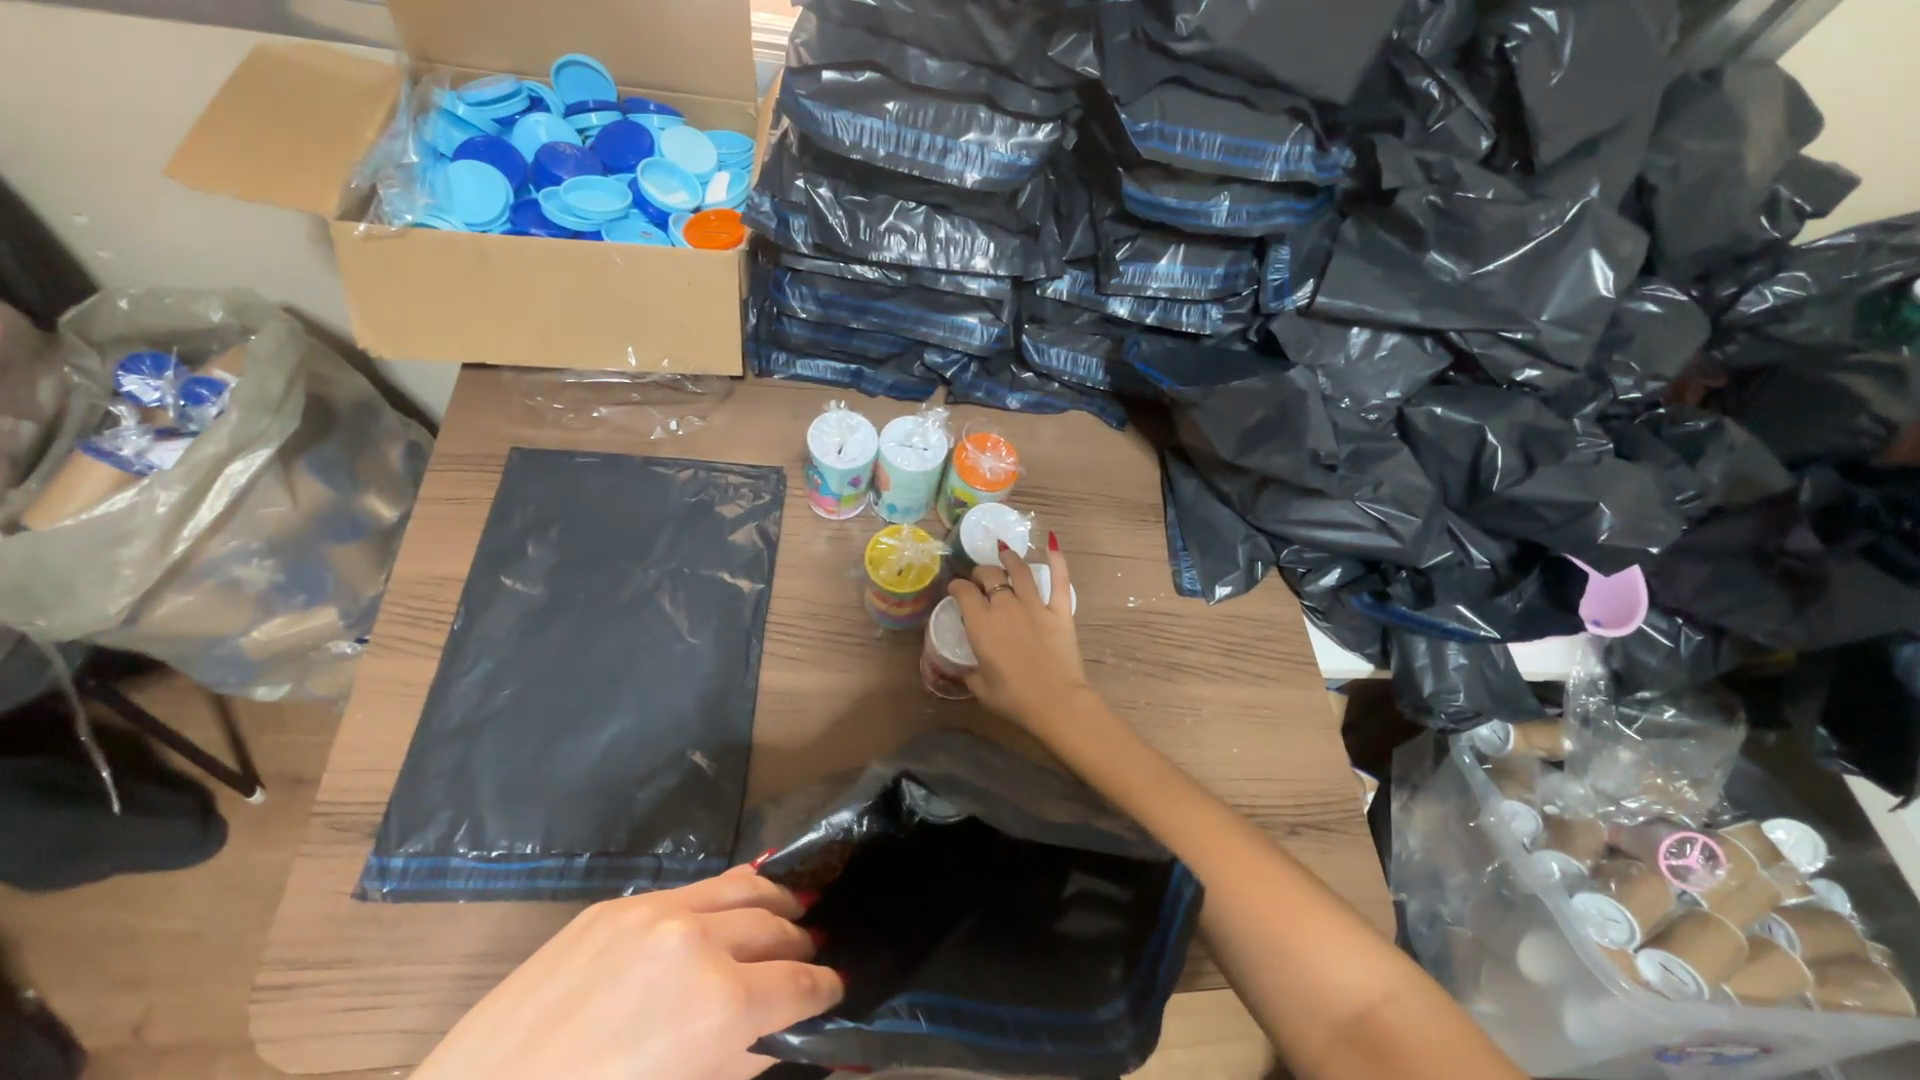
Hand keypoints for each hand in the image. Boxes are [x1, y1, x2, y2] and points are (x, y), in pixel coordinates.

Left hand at [411, 866, 841, 1079]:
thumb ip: (750, 1059)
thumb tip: (792, 1033)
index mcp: (720, 1003)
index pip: (800, 984)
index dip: (826, 989)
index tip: (838, 988)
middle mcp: (696, 940)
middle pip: (777, 927)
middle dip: (805, 943)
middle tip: (817, 952)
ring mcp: (653, 912)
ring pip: (742, 887)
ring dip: (776, 899)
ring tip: (795, 907)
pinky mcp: (616, 904)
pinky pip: (693, 888)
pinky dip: (727, 893)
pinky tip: (734, 903)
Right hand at [948, 534, 1093, 734]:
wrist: (1056, 702)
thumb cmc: (1014, 699)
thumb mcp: (981, 688)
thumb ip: (971, 674)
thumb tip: (966, 670)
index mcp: (981, 625)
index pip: (963, 592)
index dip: (957, 587)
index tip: (956, 589)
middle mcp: (1005, 607)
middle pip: (990, 576)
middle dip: (981, 572)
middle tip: (980, 577)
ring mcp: (1035, 606)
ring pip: (1020, 571)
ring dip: (1009, 558)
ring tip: (1005, 551)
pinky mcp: (1060, 611)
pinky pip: (1059, 581)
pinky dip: (1057, 560)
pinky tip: (1053, 543)